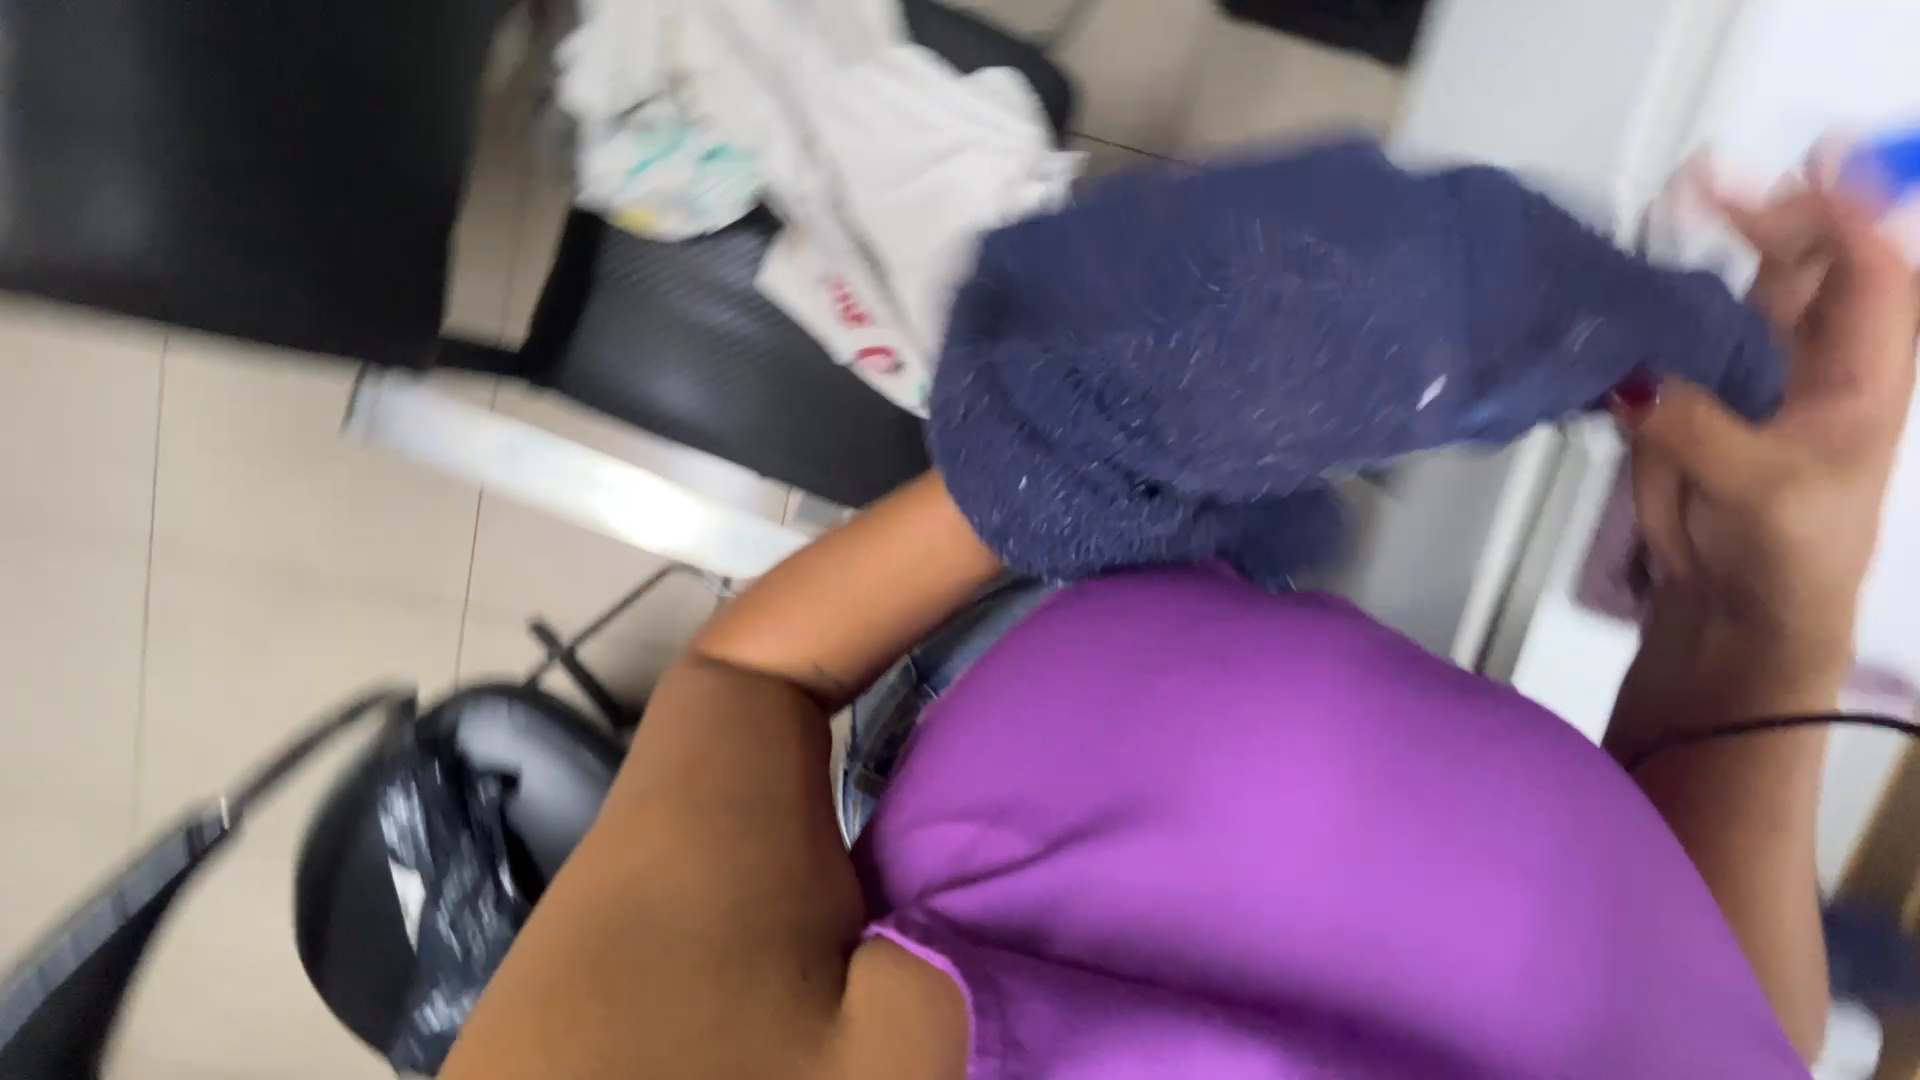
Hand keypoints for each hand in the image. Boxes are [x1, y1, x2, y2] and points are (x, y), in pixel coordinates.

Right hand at [1619, 177, 1917, 659]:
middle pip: (1792, 271)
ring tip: (1654, 225)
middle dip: (1761, 220)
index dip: (1849, 215)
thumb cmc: (1790, 546)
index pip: (1871, 274)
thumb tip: (1629, 376)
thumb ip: (1697, 425)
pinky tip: (1610, 306)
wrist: (1732, 599)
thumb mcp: (1762, 483)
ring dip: (1689, 267)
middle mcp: (1799, 364)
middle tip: (1706, 184)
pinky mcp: (1670, 409)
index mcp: (1860, 374)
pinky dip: (1633, 330)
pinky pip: (1654, 355)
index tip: (1808, 167)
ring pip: (1715, 306)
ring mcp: (1730, 384)